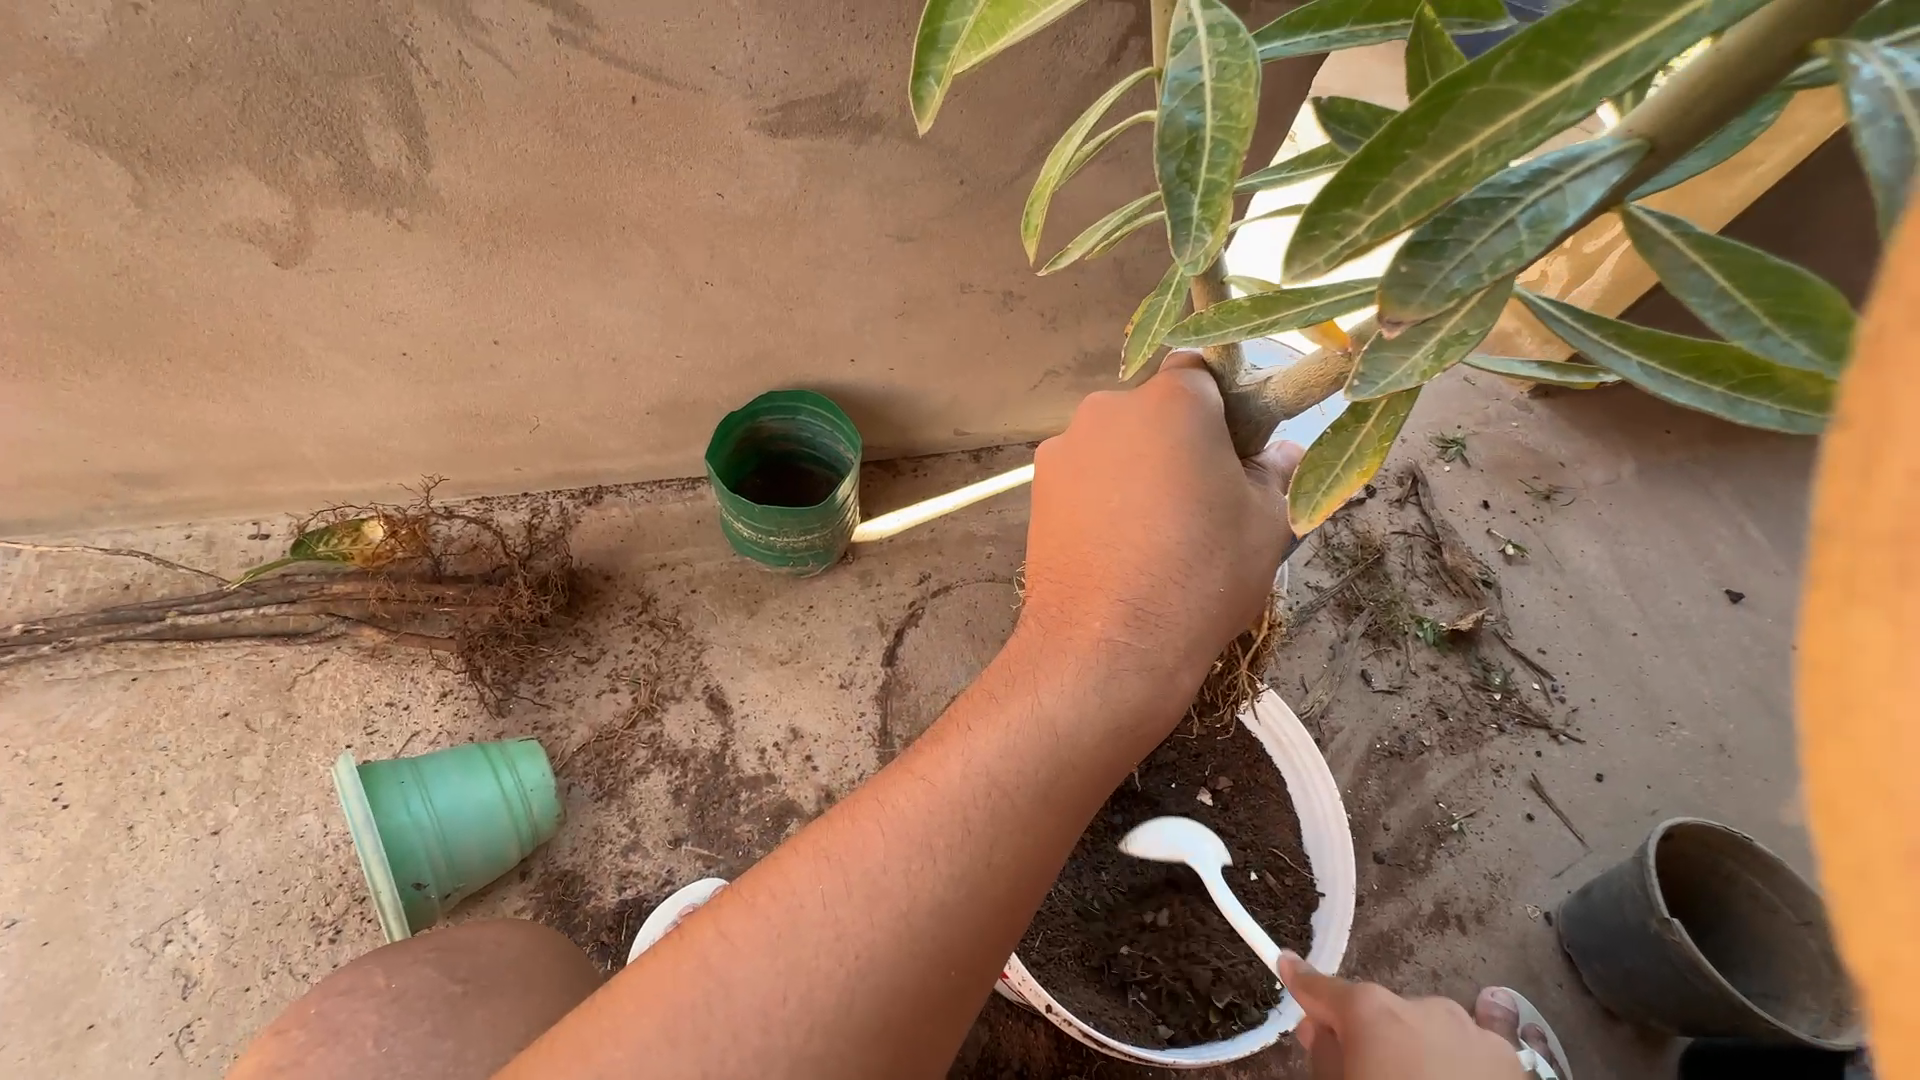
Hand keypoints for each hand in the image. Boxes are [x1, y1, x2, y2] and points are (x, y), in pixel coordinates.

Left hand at [1018, 351, 1300, 719]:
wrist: (1107, 644)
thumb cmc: (1201, 574)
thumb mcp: (1266, 523)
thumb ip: (1274, 472)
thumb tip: (1281, 451)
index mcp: (1172, 400)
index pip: (1202, 371)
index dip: (1221, 405)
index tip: (1233, 450)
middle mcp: (1107, 409)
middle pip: (1151, 410)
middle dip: (1175, 441)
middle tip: (1197, 500)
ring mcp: (1063, 449)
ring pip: (1113, 446)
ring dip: (1133, 470)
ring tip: (1150, 534)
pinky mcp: (1036, 490)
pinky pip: (1081, 478)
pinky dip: (1098, 497)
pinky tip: (1112, 546)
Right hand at [1280, 952, 1528, 1079]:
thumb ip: (1324, 1055)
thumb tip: (1319, 1028)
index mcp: (1368, 1010)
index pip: (1319, 986)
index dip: (1299, 980)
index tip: (1284, 963)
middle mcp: (1418, 1003)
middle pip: (1378, 1012)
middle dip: (1370, 1036)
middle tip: (1371, 1074)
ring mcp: (1469, 1029)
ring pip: (1427, 1027)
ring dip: (1418, 1048)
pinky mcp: (1510, 1059)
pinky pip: (1474, 1045)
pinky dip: (1462, 1060)